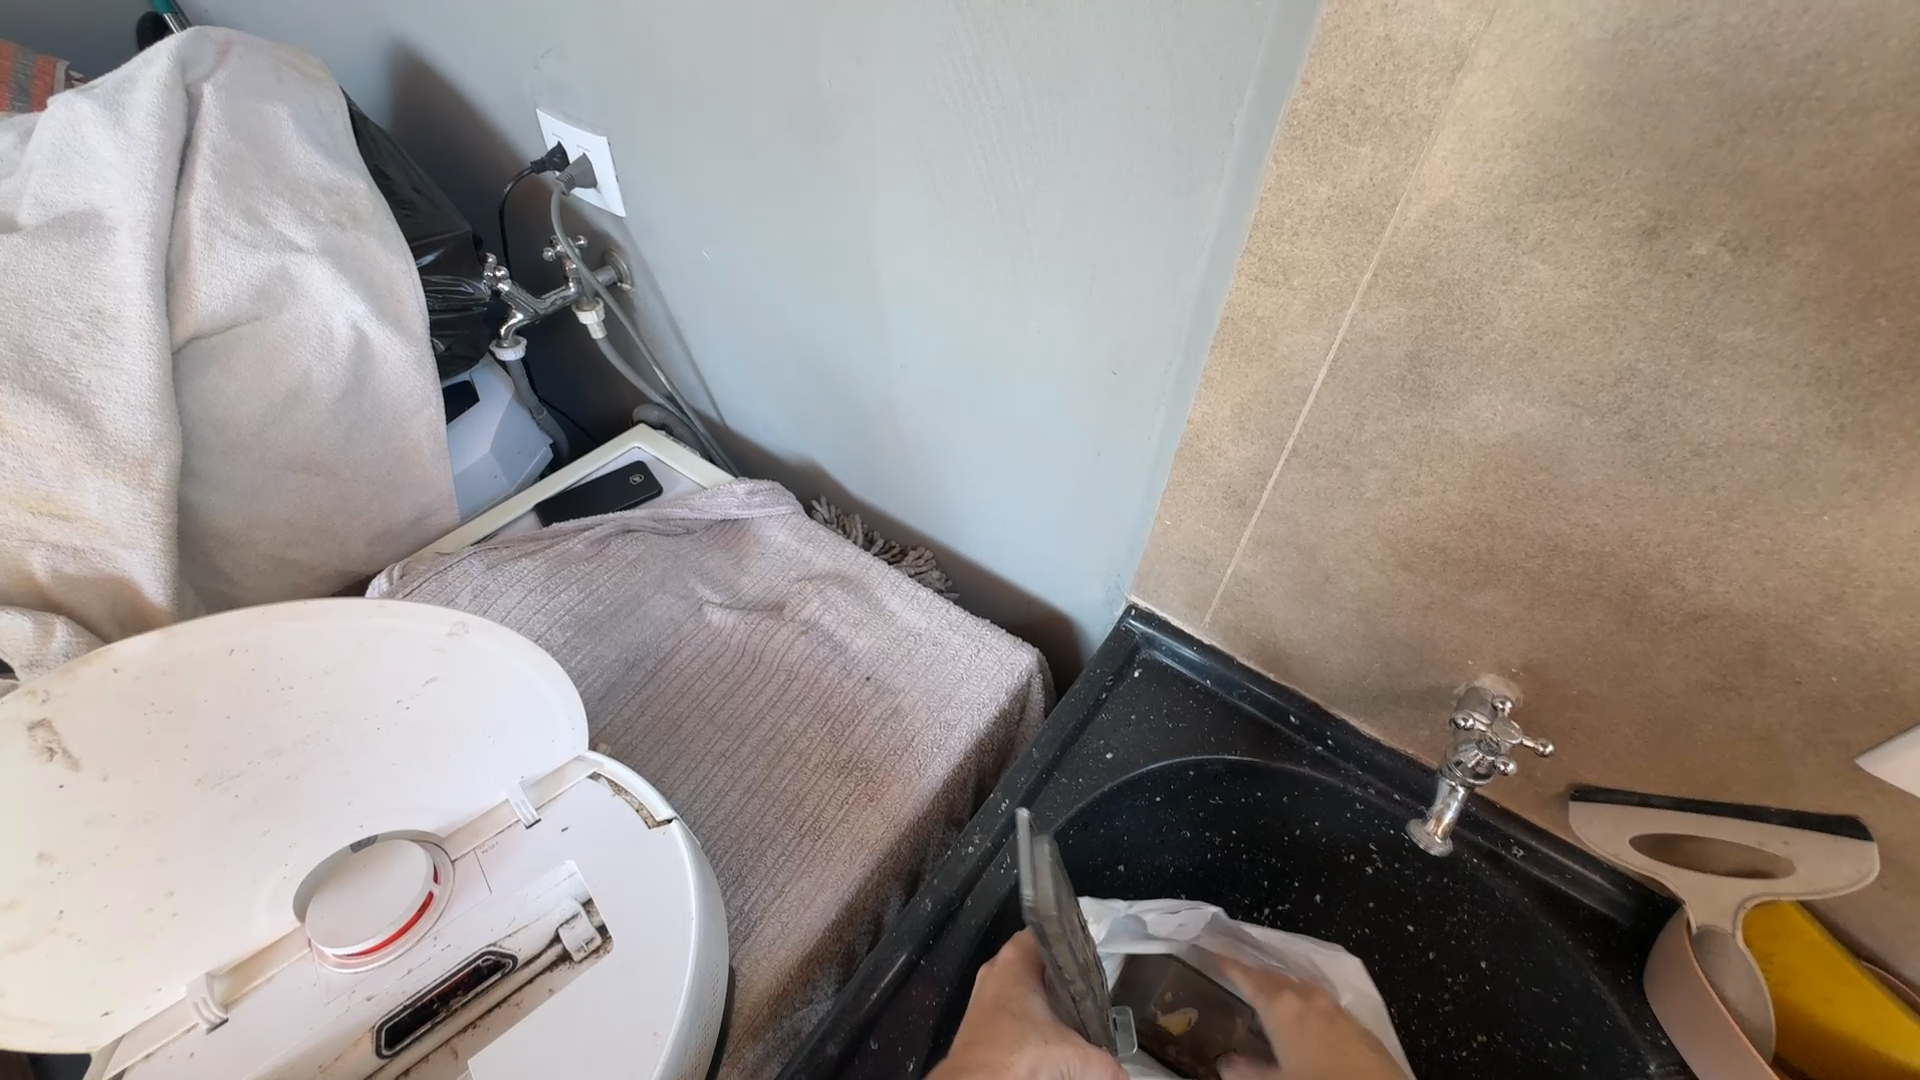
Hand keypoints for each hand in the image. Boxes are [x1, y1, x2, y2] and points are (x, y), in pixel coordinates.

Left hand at [928, 930, 1127, 1079]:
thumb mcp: (1072, 1055)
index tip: (1092, 956)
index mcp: (1015, 958)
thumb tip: (1124, 1074)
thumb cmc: (1019, 1054)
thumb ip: (1104, 1062)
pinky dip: (1027, 1013)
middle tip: (1088, 987)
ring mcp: (984, 993)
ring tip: (1072, 1010)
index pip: (1046, 932)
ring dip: (1043, 995)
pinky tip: (1046, 1031)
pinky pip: (1008, 1004)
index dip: (1071, 942)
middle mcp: (996, 967)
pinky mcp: (977, 1018)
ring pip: (1020, 983)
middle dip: (1061, 973)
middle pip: (1035, 959)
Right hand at [1214, 956, 1405, 1079]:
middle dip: (1255, 974)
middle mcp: (1306, 997)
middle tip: (1238, 973)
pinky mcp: (1357, 1025)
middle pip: (1273, 977)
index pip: (1247, 976)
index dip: (1229, 965)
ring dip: (1281, 985)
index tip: (1214, 954)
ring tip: (1269, 991)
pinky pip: (1321, 1000)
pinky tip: (1307, 1016)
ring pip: (1299, 986)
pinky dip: (1304, 1001)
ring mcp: (1335, 1008)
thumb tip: (1224, 1063)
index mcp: (1280, 1006)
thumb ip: (1247, 1073)